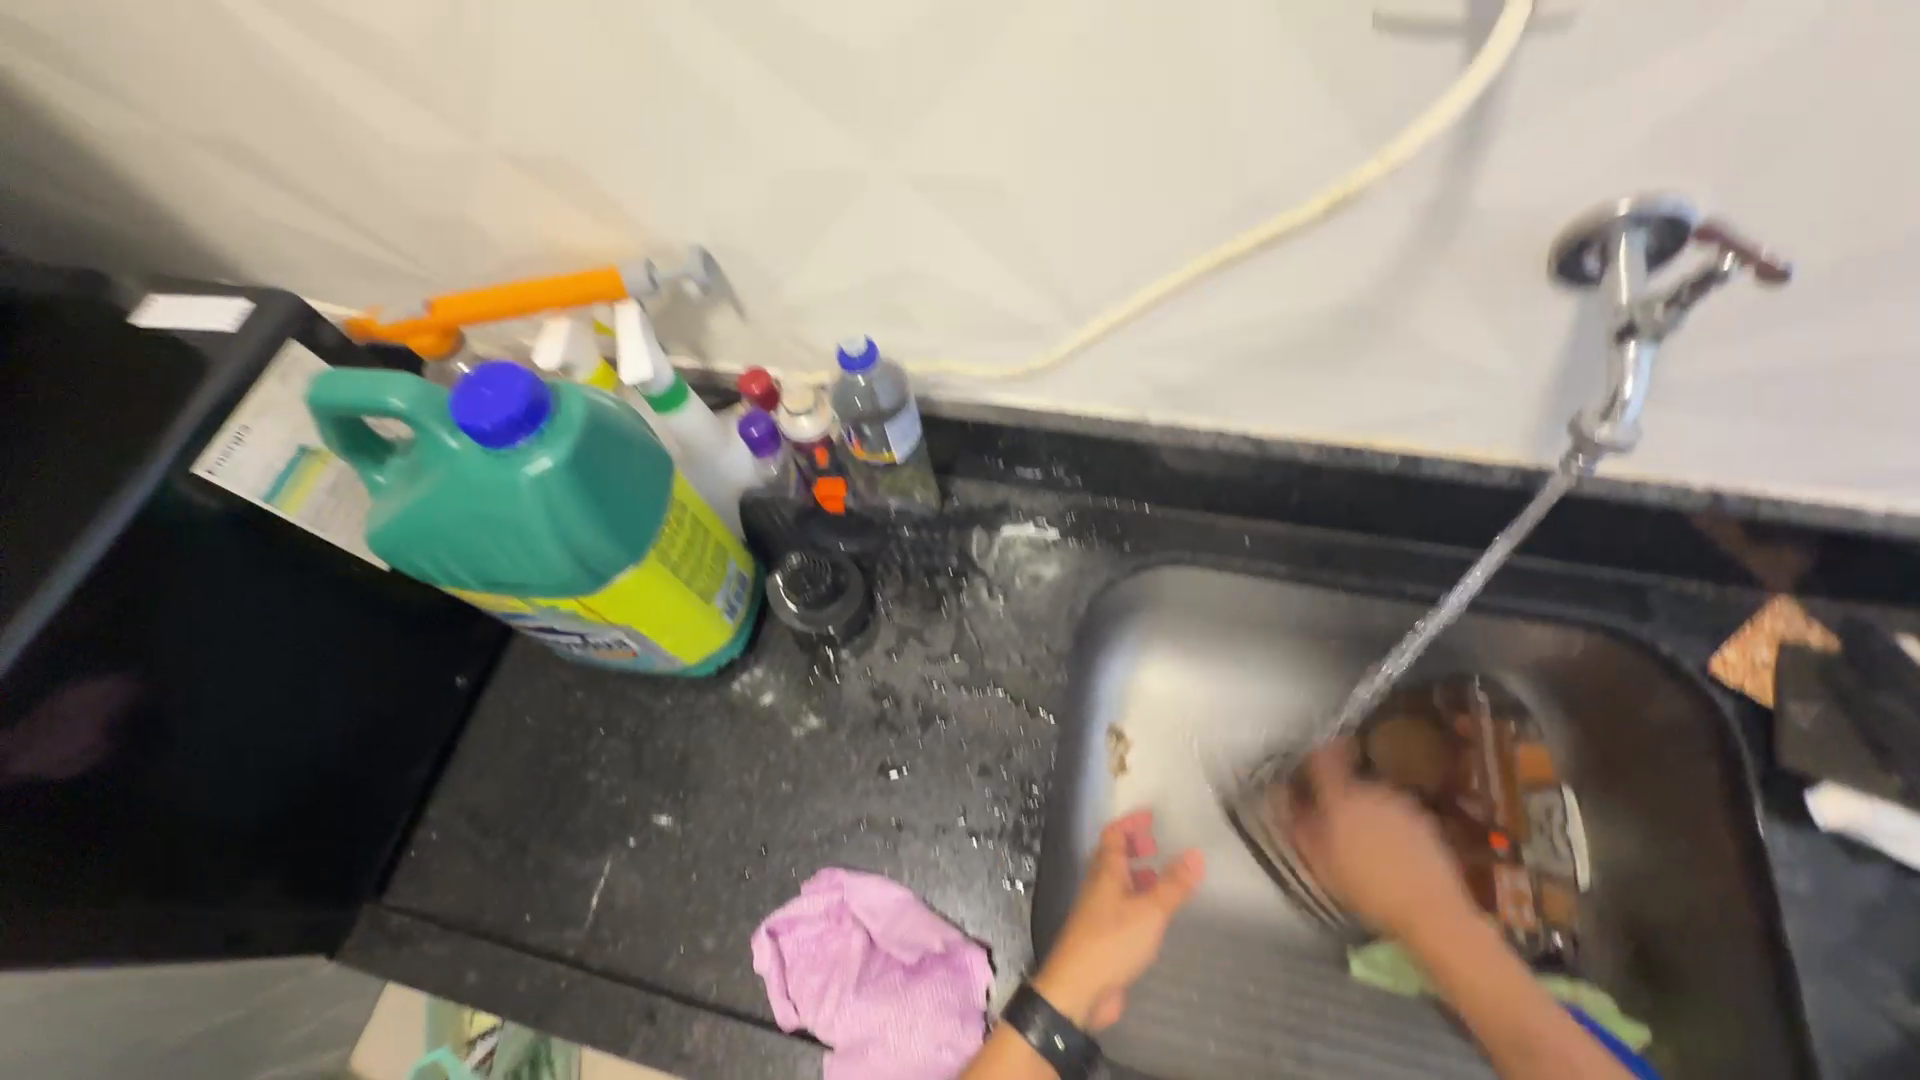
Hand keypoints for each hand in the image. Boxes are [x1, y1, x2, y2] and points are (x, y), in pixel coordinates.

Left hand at [1031, 809, 1203, 1031]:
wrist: (1078, 990)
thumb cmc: (1111, 942)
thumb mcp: (1149, 911)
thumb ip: (1173, 885)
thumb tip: (1196, 853)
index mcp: (1105, 872)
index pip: (1113, 835)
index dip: (1130, 822)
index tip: (1152, 815)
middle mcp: (1099, 886)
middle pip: (1113, 856)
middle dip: (1134, 846)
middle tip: (1158, 845)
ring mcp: (1099, 911)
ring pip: (1118, 882)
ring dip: (1137, 874)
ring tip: (1163, 877)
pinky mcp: (1104, 936)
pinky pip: (1122, 906)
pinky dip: (1138, 900)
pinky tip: (1155, 914)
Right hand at [1286, 739, 1475, 939]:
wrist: (1432, 910)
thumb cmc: (1366, 888)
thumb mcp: (1319, 862)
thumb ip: (1297, 825)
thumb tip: (1282, 798)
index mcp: (1340, 797)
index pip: (1322, 758)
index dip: (1312, 758)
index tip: (1307, 767)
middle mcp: (1372, 790)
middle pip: (1350, 782)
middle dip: (1341, 797)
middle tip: (1335, 825)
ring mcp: (1403, 803)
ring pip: (1374, 799)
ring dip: (1367, 812)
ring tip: (1366, 845)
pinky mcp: (1426, 820)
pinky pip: (1398, 814)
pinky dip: (1391, 826)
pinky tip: (1393, 855)